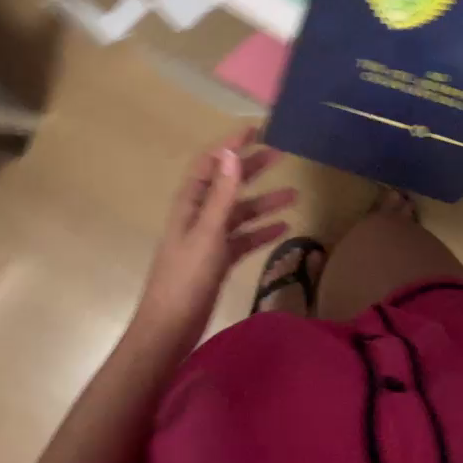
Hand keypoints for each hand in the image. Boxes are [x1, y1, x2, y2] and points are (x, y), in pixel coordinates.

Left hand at [134, 127, 296, 348]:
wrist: (168, 332)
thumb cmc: (185, 279)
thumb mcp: (207, 233)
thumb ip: (221, 194)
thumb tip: (231, 153)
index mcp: (190, 204)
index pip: (209, 163)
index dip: (229, 145)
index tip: (255, 130)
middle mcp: (198, 216)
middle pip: (227, 184)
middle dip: (252, 168)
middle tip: (281, 155)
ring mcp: (208, 240)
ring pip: (240, 212)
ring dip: (264, 203)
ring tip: (294, 195)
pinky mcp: (217, 261)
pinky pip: (244, 239)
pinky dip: (262, 232)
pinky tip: (284, 229)